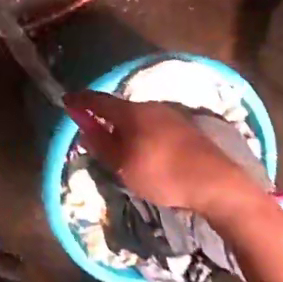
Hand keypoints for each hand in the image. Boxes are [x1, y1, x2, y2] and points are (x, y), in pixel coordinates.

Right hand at [64, 91, 267, 218]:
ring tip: (121, 146)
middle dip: (105, 116)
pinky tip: (147, 150)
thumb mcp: (123, 165)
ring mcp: (171, 114)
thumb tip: (83, 126)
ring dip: (126, 127)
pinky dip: (143, 133)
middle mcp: (150, 106)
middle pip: (120, 108)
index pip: (98, 100)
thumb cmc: (163, 174)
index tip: (66, 100)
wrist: (215, 182)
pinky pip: (155, 125)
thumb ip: (101, 144)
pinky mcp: (186, 127)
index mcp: (131, 112)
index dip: (81, 101)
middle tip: (94, 130)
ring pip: (139, 117)